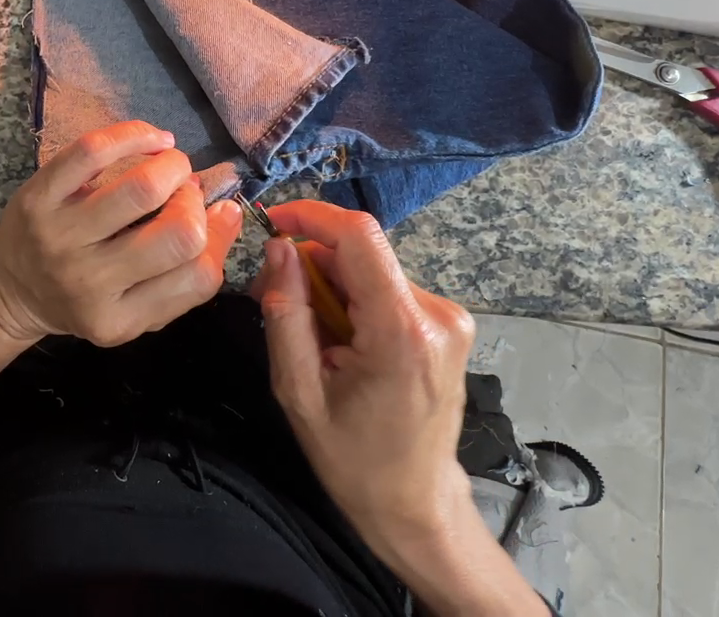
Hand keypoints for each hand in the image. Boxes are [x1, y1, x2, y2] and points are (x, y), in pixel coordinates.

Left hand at [0, 121, 243, 346]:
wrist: (10, 288)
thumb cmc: (82, 299)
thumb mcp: (134, 311)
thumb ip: (187, 276)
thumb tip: (231, 210)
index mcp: (121, 319)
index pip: (199, 277)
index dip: (215, 238)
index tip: (208, 216)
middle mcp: (90, 282)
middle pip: (178, 234)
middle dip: (194, 202)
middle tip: (184, 192)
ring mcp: (60, 237)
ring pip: (140, 189)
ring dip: (171, 166)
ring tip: (170, 163)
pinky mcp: (38, 197)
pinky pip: (93, 152)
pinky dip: (134, 136)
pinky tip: (153, 139)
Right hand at [252, 200, 477, 556]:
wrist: (416, 503)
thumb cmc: (353, 457)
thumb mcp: (298, 390)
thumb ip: (286, 312)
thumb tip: (278, 248)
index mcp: (402, 331)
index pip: (359, 236)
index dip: (311, 216)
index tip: (271, 222)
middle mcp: (436, 313)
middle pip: (358, 253)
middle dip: (308, 263)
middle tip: (269, 295)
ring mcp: (448, 317)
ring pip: (368, 268)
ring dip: (327, 283)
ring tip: (302, 328)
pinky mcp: (446, 323)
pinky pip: (384, 286)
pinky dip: (350, 297)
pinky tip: (334, 335)